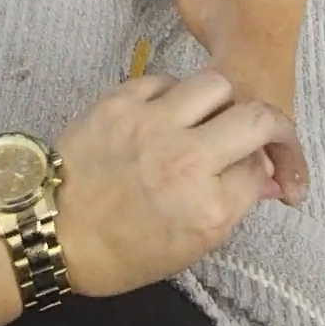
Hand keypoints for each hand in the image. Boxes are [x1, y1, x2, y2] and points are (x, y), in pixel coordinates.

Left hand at [54, 70, 304, 296]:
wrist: (55, 227)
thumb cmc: (123, 248)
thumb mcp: (190, 244)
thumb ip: (233, 203)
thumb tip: (268, 174)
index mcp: (207, 206)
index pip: (264, 167)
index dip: (269, 164)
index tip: (260, 163)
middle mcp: (186, 159)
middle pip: (255, 116)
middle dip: (267, 124)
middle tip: (256, 130)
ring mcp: (151, 122)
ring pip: (214, 84)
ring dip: (220, 101)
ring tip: (206, 117)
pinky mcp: (120, 100)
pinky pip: (165, 78)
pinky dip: (173, 92)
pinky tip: (166, 111)